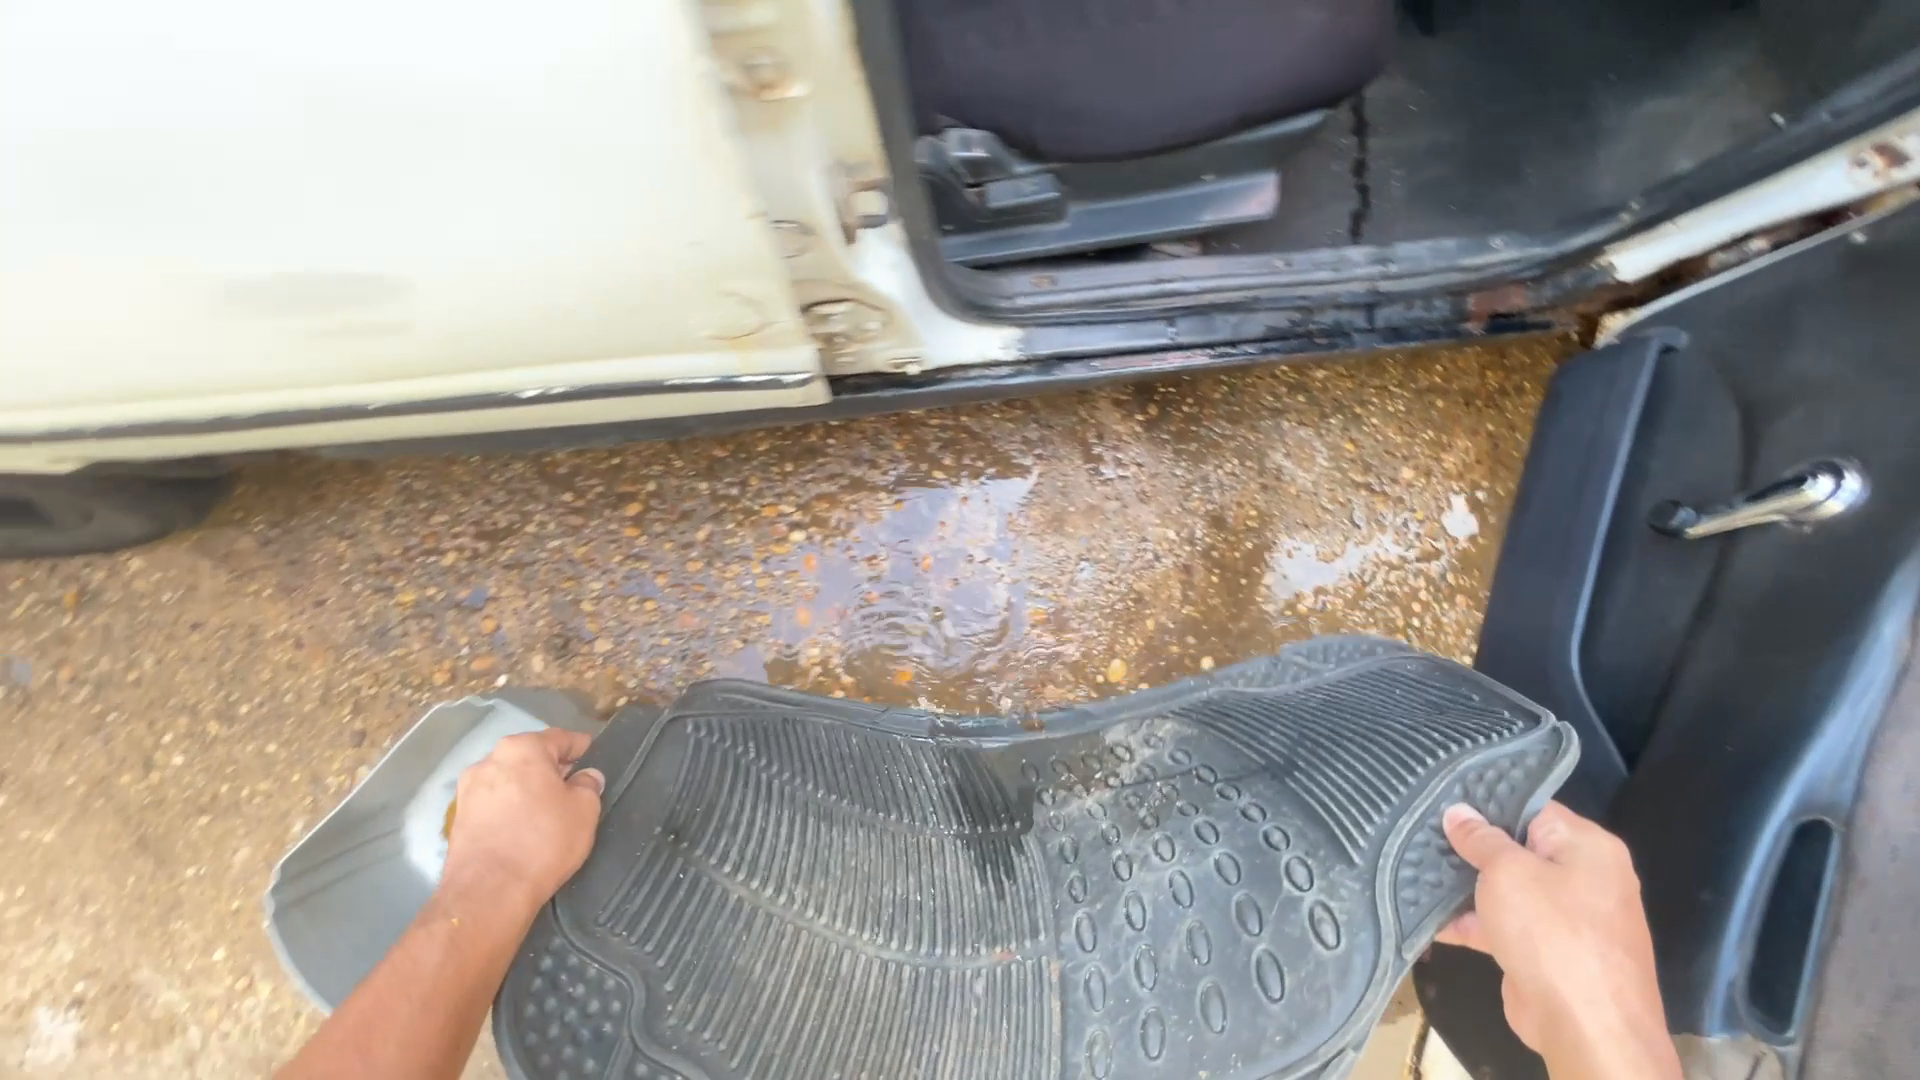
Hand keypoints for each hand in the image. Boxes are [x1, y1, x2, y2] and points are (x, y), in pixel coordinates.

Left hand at [442, 728, 603, 912]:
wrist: (488, 893)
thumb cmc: (543, 840)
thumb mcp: (585, 809)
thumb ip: (588, 785)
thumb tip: (585, 778)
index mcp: (522, 748)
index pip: (561, 738)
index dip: (582, 749)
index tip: (594, 760)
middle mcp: (489, 761)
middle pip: (531, 757)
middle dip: (552, 770)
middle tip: (574, 789)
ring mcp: (468, 791)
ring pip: (510, 781)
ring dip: (529, 790)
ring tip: (549, 812)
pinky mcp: (457, 820)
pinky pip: (494, 804)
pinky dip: (511, 809)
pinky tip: (525, 828)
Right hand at [1438, 801, 1681, 1079]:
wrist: (1587, 1029)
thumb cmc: (1552, 933)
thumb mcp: (1507, 872)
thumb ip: (1480, 838)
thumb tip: (1458, 811)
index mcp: (1588, 848)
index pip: (1531, 807)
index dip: (1485, 801)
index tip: (1441, 796)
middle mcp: (1584, 878)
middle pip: (1516, 848)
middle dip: (1468, 846)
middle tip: (1418, 830)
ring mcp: (1568, 918)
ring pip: (1506, 888)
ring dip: (1464, 886)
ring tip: (1412, 868)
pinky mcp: (1548, 951)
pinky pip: (1504, 923)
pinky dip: (1471, 921)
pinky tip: (1428, 917)